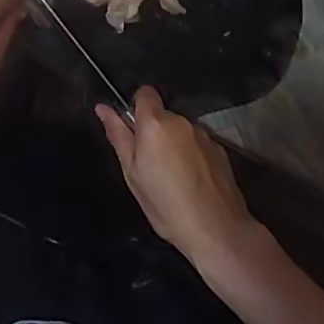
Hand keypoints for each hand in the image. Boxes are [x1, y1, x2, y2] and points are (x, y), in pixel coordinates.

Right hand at [98, 86, 257, 263]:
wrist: (218, 232)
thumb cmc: (166, 205)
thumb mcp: (132, 174)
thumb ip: (118, 135)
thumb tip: (102, 108)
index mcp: (155, 123)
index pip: (145, 92)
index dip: (137, 106)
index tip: (134, 131)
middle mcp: (181, 121)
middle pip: (162, 115)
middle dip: (155, 132)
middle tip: (150, 163)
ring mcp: (203, 134)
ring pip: (180, 131)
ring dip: (174, 144)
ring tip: (174, 177)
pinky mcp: (220, 150)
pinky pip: (198, 144)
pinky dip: (192, 155)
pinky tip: (193, 182)